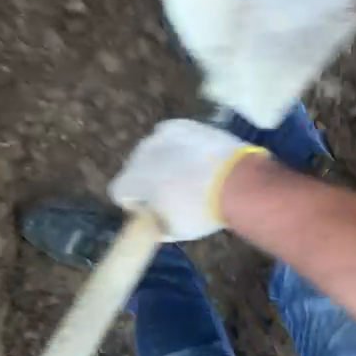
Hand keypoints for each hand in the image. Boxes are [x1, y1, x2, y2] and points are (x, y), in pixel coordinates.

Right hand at [109, 119, 266, 240]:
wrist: (237, 182)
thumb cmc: (201, 212)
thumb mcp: (174, 230)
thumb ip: (154, 225)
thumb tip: (151, 222)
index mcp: (132, 181)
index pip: (119, 192)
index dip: (134, 203)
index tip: (150, 210)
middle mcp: (139, 154)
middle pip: (135, 169)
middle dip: (148, 181)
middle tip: (172, 194)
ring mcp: (161, 136)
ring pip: (153, 151)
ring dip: (163, 161)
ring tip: (188, 174)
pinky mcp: (182, 125)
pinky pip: (172, 137)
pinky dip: (179, 146)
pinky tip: (196, 157)